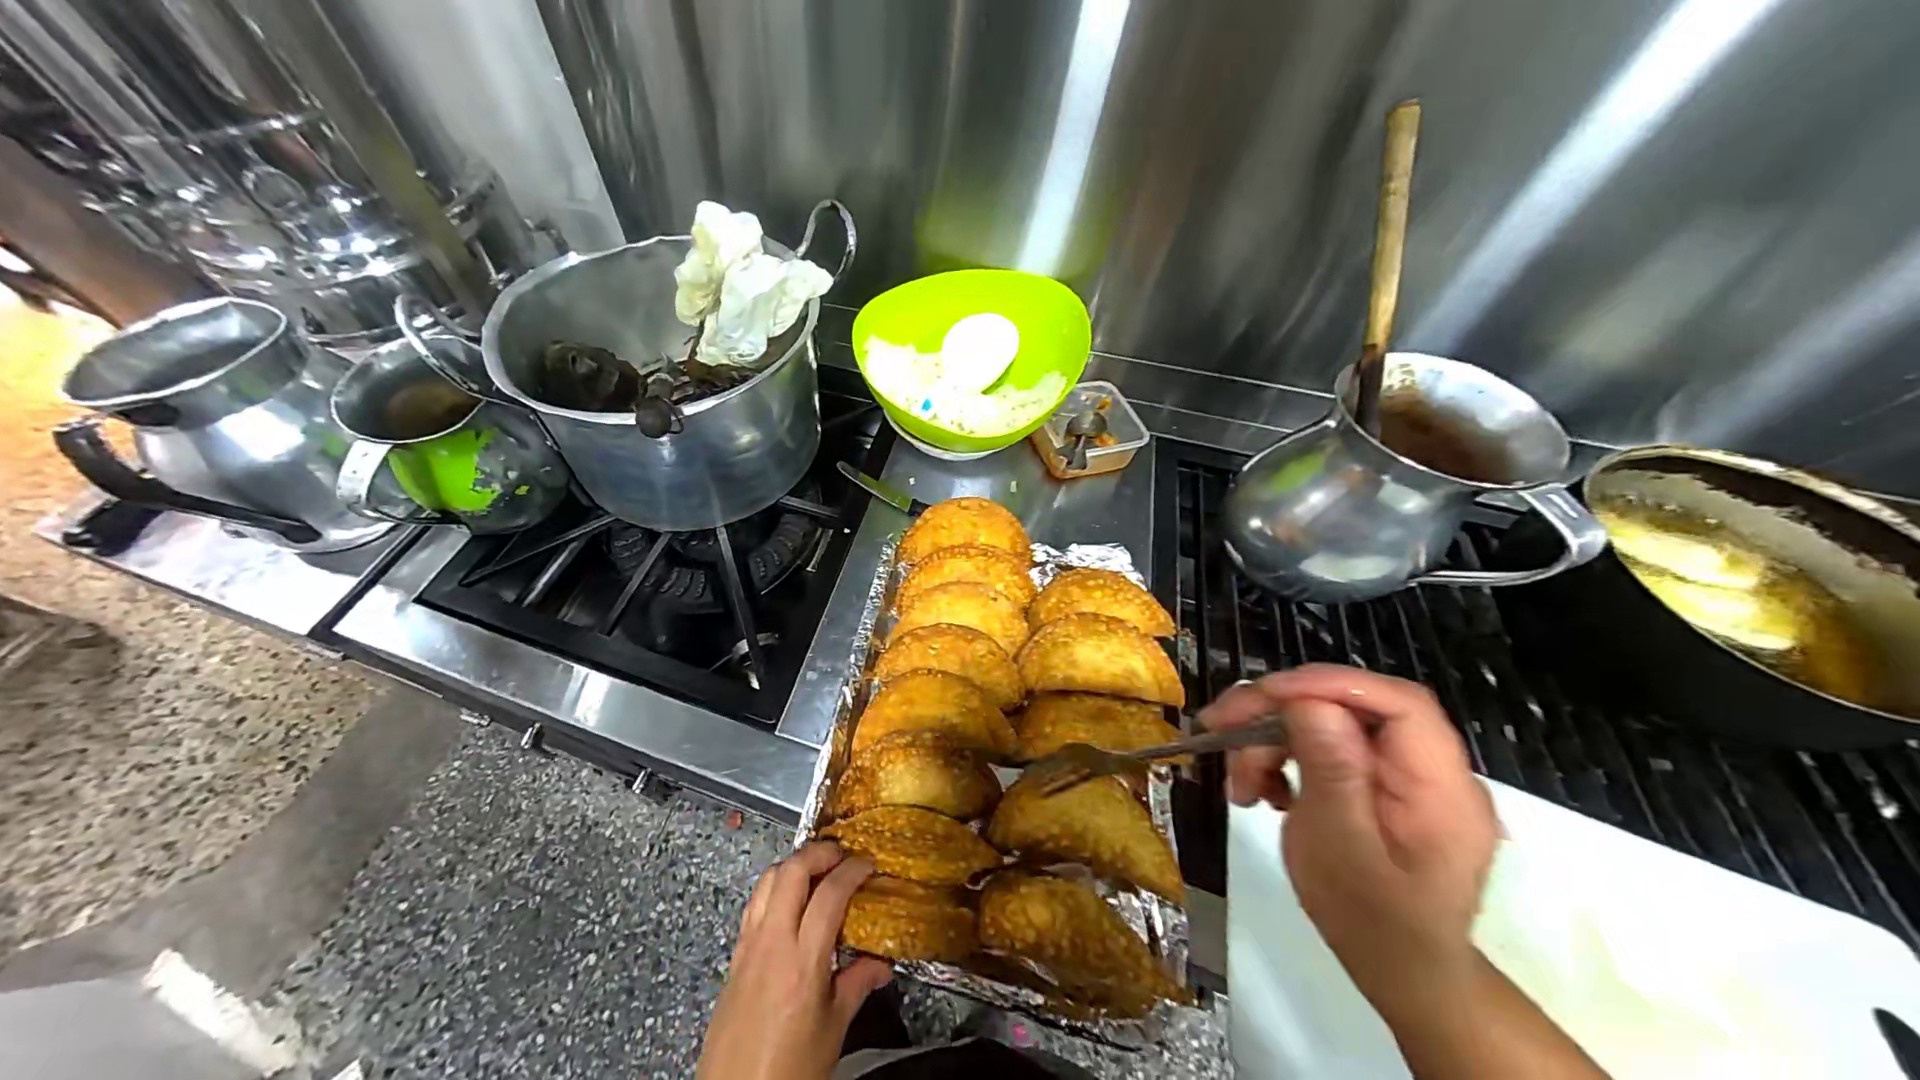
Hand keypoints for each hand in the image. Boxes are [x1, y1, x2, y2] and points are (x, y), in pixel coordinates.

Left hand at [696, 842, 893, 1079]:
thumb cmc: (790, 1069)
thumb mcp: (833, 1028)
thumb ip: (858, 984)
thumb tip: (882, 963)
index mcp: (802, 962)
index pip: (828, 894)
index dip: (852, 870)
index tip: (868, 864)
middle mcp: (772, 944)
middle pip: (791, 872)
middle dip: (819, 853)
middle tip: (842, 856)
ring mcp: (748, 947)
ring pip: (766, 881)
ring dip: (794, 865)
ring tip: (817, 870)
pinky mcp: (734, 957)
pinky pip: (754, 904)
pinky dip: (774, 888)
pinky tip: (791, 902)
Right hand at [1197, 664, 1496, 1002]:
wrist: (1399, 971)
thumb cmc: (1371, 923)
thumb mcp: (1340, 849)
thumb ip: (1331, 772)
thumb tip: (1309, 703)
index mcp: (1441, 788)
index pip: (1398, 704)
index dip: (1329, 685)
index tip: (1264, 695)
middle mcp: (1429, 768)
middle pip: (1352, 706)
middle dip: (1280, 710)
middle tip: (1221, 726)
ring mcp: (1403, 773)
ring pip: (1329, 722)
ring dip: (1272, 740)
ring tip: (1238, 783)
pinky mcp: (1377, 780)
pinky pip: (1326, 745)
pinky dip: (1284, 757)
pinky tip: (1261, 789)